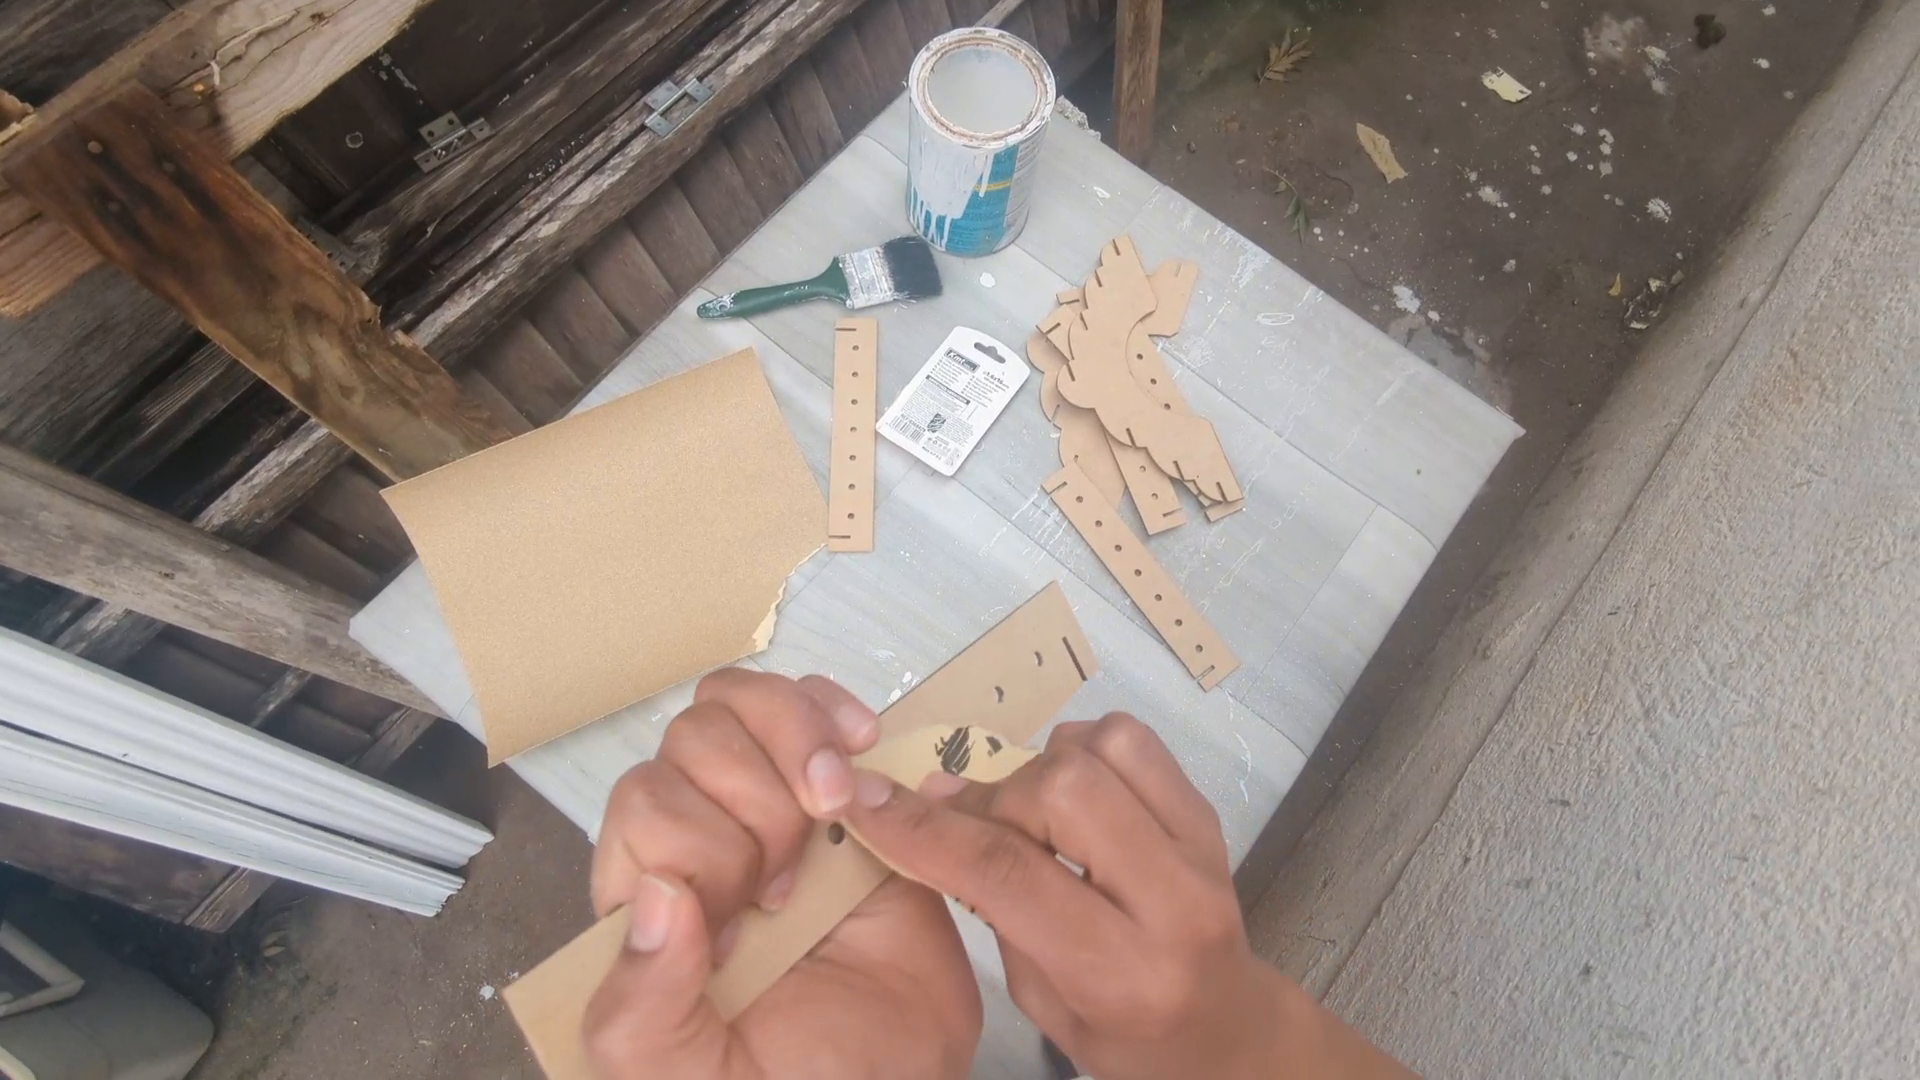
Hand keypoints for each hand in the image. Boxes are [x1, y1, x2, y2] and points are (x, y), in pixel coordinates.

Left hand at [582, 670, 980, 1079]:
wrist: (916, 1063)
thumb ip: (641, 1016)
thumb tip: (654, 894)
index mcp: (650, 900)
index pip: (644, 805)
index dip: (700, 848)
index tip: (748, 922)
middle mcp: (704, 831)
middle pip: (692, 739)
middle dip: (758, 805)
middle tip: (791, 883)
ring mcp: (772, 793)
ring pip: (742, 701)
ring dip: (797, 743)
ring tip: (837, 805)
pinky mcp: (836, 774)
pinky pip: (812, 696)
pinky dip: (833, 707)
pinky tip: (864, 743)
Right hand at [846, 713, 1411, 1079]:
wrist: (1223, 1026)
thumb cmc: (1117, 1030)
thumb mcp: (1036, 993)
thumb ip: (992, 897)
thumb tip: (938, 799)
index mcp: (1119, 971)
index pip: (1006, 875)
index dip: (925, 829)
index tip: (868, 798)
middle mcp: (1172, 900)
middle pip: (1061, 792)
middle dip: (997, 798)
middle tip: (976, 819)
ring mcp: (1200, 846)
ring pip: (1098, 750)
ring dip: (1041, 767)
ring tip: (1031, 807)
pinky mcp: (1206, 810)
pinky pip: (1130, 739)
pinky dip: (1084, 746)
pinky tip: (1074, 783)